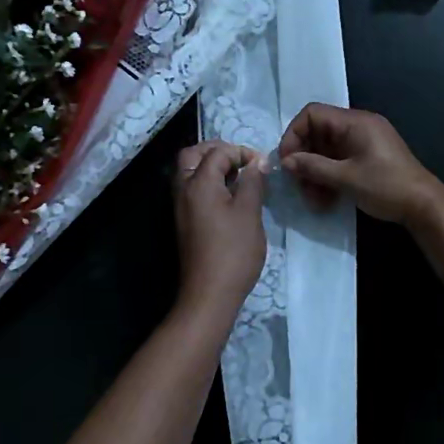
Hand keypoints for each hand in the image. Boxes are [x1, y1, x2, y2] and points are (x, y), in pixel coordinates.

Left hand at [172, 140, 265, 312]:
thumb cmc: (234, 251)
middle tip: (243, 161)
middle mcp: (183, 190)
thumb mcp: (250, 213)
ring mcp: (180, 206)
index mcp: (198, 183)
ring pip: (189, 172)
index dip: (240, 151)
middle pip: (192, 155)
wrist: (209, 292)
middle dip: (218, 151)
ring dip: (211, 166)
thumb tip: (257, 162)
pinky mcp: (185, 220)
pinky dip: (208, 182)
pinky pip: (192, 188)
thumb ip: (253, 183)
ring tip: (240, 177)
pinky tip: (231, 196)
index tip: (262, 164)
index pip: (216, 152)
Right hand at [277, 103, 443, 225]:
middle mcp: (360, 127)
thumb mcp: (347, 178)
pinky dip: (330, 177)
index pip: (313, 114)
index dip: (294, 135)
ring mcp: (365, 143)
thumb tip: (285, 161)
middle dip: (305, 160)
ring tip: (313, 200)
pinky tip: (326, 200)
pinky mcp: (369, 159)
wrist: (424, 204)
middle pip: (319, 133)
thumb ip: (314, 167)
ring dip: (316, 174)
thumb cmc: (386, 186)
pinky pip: (340, 161)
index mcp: (356, 122)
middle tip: (298, 186)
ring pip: (328, 151)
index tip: (287, 161)